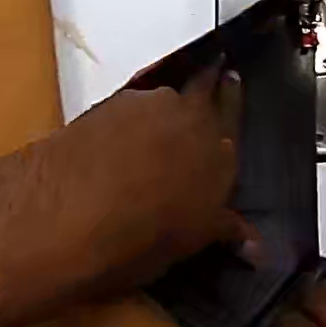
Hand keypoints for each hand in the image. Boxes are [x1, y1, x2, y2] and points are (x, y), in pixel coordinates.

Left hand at [22, 65, 249, 292]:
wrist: (67, 214)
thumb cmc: (138, 240)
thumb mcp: (188, 242)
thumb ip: (224, 229)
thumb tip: (258, 248)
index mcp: (219, 153)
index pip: (233, 112)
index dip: (231, 97)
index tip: (231, 78)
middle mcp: (191, 117)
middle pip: (203, 88)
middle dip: (207, 84)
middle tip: (206, 78)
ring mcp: (150, 104)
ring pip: (165, 97)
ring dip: (163, 109)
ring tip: (151, 131)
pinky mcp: (112, 101)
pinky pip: (132, 104)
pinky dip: (130, 117)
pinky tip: (118, 138)